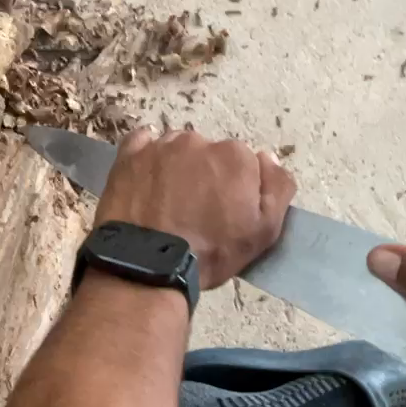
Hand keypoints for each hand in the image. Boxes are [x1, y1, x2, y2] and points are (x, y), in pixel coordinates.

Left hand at [94, 130, 294, 288]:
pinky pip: (140, 142)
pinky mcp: (128, 157)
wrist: (147, 264)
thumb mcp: (265, 230)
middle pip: (206, 152)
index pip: (241, 161)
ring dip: (175, 165)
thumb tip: (266, 158)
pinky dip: (146, 155)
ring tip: (166, 198)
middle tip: (192, 207)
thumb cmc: (209, 251)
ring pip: (174, 148)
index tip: (221, 207)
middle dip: (203, 173)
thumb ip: (277, 187)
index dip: (233, 185)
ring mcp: (159, 147)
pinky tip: (145, 174)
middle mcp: (197, 142)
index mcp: (235, 156)